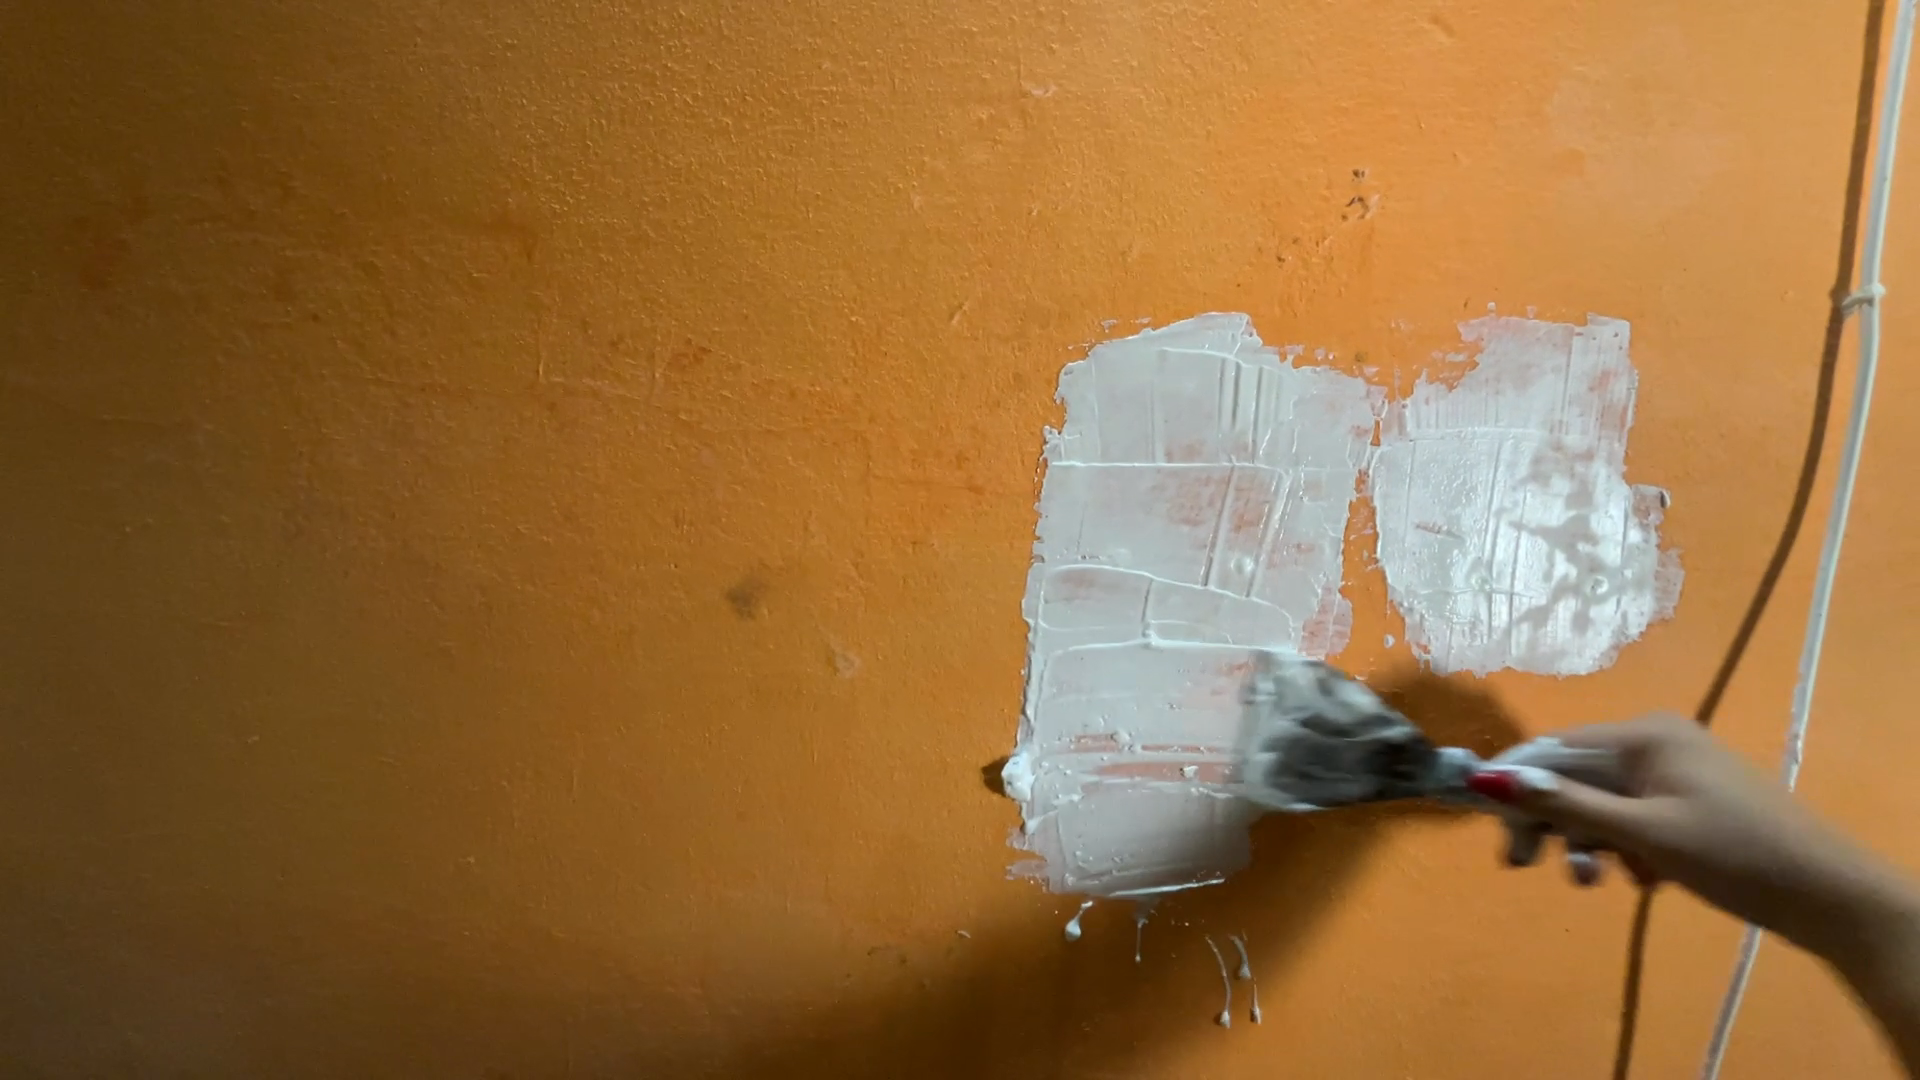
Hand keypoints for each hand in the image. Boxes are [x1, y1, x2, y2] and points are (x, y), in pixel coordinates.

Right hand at [1467, 712, 1902, 957]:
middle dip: (1547, 820)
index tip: (1483, 821)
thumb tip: (1482, 780)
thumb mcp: (1642, 833)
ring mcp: (1672, 770)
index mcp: (1642, 734)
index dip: (1511, 781)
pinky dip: (1618, 844)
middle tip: (1521, 862)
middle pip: (1571, 776)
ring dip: (1584, 840)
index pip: (1550, 748)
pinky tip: (1635, 875)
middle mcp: (1652, 741)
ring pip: (1597, 799)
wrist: (1848, 908)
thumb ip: (1561, 804)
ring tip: (1591, 881)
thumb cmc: (1739, 858)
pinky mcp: (1686, 799)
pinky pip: (1626, 813)